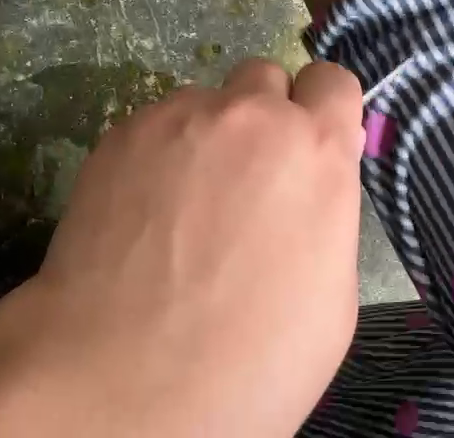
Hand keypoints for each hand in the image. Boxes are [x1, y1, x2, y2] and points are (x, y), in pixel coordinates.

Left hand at [0, 57, 364, 435]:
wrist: (124, 374)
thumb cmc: (250, 359)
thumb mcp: (329, 295)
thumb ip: (323, 208)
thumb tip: (304, 182)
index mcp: (313, 150)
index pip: (332, 81)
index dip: (323, 110)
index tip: (309, 143)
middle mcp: (247, 114)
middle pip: (262, 79)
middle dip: (261, 117)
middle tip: (243, 178)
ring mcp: (176, 116)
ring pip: (203, 104)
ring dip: (204, 137)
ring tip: (181, 207)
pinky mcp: (120, 131)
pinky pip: (154, 126)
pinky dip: (155, 155)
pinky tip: (141, 212)